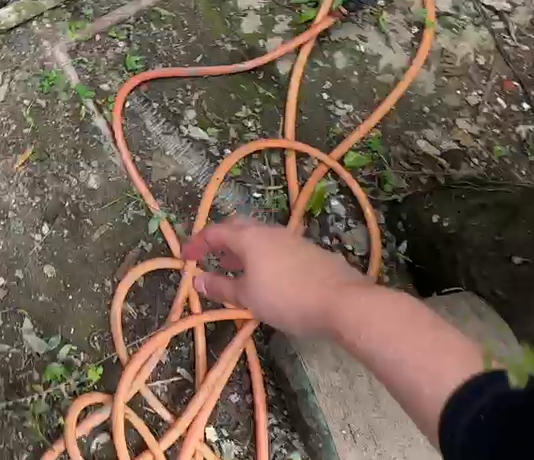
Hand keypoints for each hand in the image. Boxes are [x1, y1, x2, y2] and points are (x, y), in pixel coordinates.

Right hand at [179, 218, 370, 338]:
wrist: (347, 304)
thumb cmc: (289, 299)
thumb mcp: (249, 298)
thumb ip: (221, 288)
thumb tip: (197, 281)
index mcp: (248, 237)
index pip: (214, 233)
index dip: (197, 243)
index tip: (185, 257)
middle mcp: (269, 231)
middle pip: (238, 227)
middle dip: (221, 240)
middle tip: (212, 255)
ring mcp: (293, 240)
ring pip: (261, 237)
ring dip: (245, 249)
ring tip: (241, 269)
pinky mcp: (314, 253)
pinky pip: (280, 248)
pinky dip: (267, 257)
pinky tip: (273, 277)